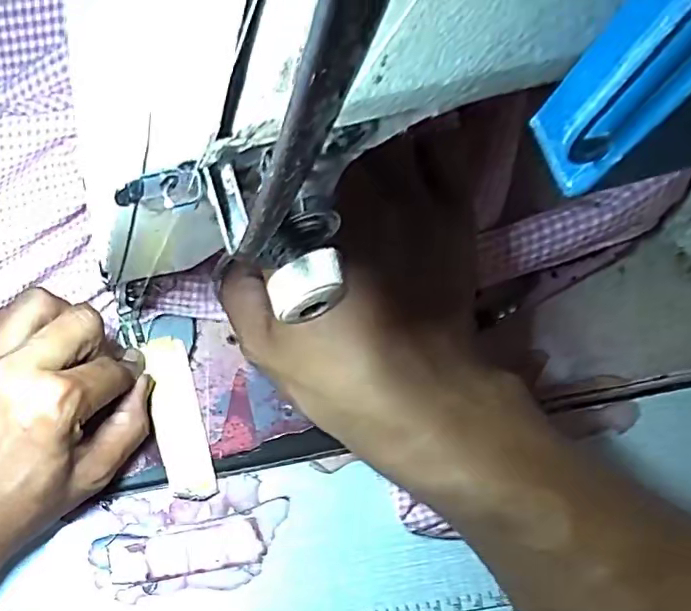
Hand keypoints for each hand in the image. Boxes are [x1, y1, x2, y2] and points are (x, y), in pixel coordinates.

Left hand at [0, 289, 151, 586]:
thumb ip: (129, 427)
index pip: (111, 368)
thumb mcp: (92, 477)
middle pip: (81, 318)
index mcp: (55, 401)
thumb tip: (143, 385)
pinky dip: (21, 323)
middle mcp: (19, 367)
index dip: (129, 377)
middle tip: (99, 370)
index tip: (129, 385)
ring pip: (39, 301)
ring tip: (67, 352)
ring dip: (63, 320)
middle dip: (101, 343)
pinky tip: (30, 351)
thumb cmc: (26, 504)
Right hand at [220, 131, 540, 500]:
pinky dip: (412, 142)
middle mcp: (357, 193)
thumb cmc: (338, 377)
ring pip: (377, 133)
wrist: (423, 398)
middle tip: (297, 181)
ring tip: (340, 166)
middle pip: (325, 142)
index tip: (256, 200)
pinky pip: (436, 145)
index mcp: (305, 227)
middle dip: (306, 157)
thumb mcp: (265, 348)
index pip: (272, 177)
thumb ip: (239, 292)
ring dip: (354, 142)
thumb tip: (238, 253)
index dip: (261, 183)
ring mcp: (410, 193)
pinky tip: (394, 161)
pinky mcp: (451, 205)